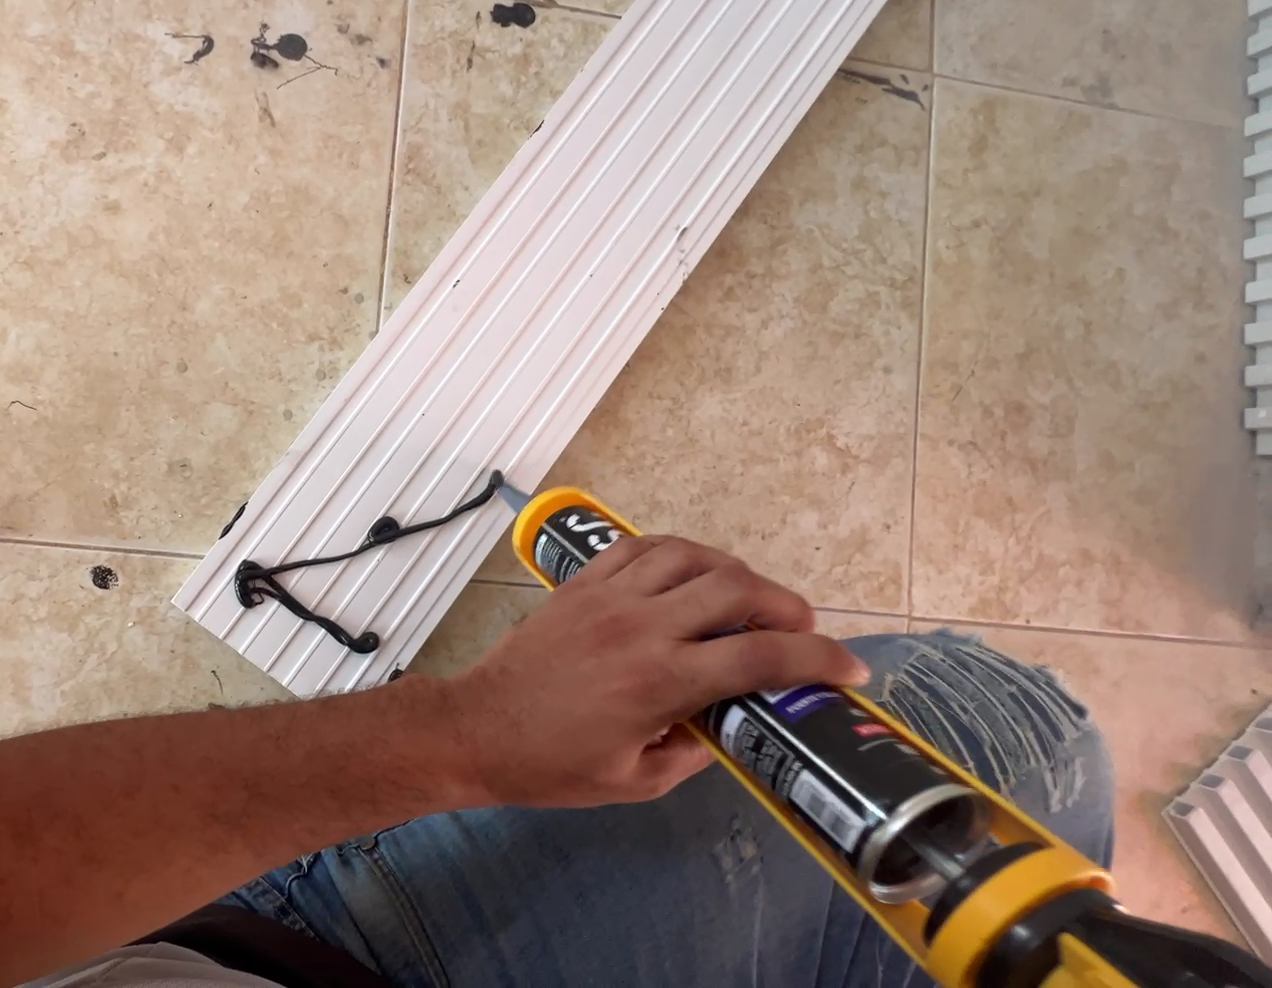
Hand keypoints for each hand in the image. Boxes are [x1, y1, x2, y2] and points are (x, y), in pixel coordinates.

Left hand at [443, 536, 870, 807]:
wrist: (478, 727)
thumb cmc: (553, 764)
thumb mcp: (636, 780)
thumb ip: (692, 750)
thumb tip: (724, 722)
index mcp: (663, 681)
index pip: (761, 655)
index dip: (818, 659)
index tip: (849, 668)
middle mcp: (641, 625)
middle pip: (733, 587)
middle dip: (783, 603)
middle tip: (798, 627)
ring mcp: (607, 596)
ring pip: (687, 556)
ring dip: (730, 569)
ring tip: (746, 595)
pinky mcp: (579, 584)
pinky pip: (636, 547)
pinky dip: (674, 551)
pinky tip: (685, 570)